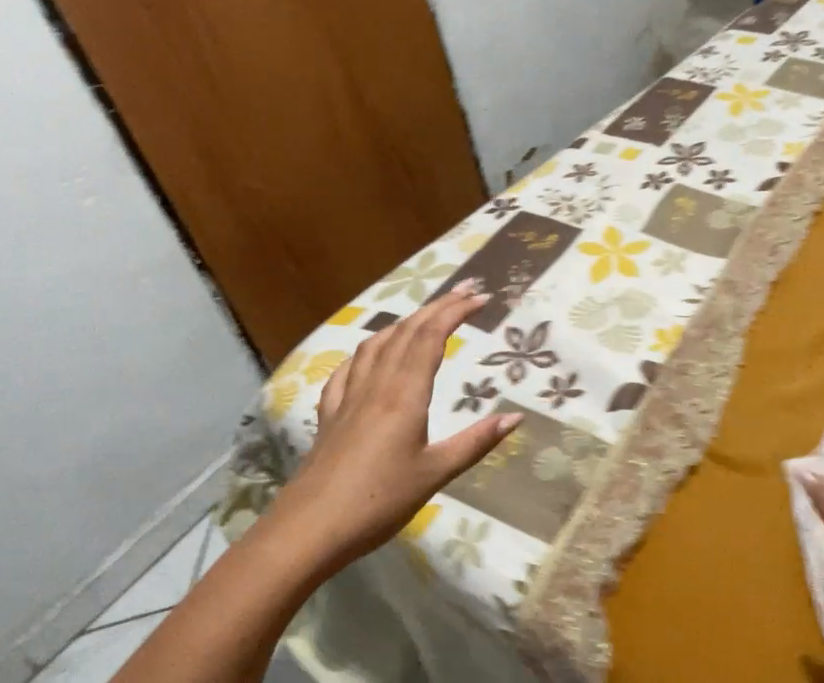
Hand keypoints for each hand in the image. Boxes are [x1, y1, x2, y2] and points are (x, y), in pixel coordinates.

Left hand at [266, 282, 521, 571]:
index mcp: (404, 394)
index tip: (481, 298)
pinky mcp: (329, 416)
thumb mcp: (435, 474)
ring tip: (423, 317)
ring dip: (403, 323)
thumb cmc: (377, 502)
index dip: (455, 312)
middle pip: (406, 332)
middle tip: (464, 293)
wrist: (308, 531)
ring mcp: (348, 399)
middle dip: (436, 307)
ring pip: (375, 345)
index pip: (431, 337)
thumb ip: (476, 442)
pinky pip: (348, 369)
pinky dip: (365, 351)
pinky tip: (368, 356)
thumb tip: (516, 417)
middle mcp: (376, 386)